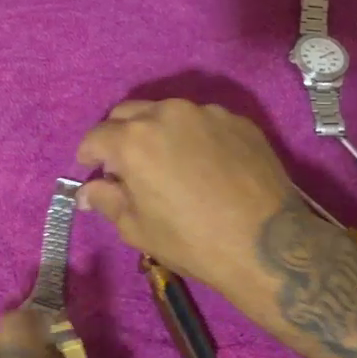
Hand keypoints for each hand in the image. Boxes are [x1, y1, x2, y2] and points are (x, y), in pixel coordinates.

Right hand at [75, 99, 297, 302]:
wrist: (267, 244)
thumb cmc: (192, 241)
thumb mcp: (138, 229)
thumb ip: (108, 200)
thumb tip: (89, 189)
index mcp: (134, 140)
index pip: (97, 136)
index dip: (88, 154)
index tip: (91, 168)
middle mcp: (168, 114)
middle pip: (129, 113)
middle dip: (119, 135)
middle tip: (125, 165)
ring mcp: (207, 113)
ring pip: (169, 113)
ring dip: (158, 132)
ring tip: (167, 163)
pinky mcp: (239, 121)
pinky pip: (203, 121)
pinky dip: (193, 136)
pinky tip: (203, 164)